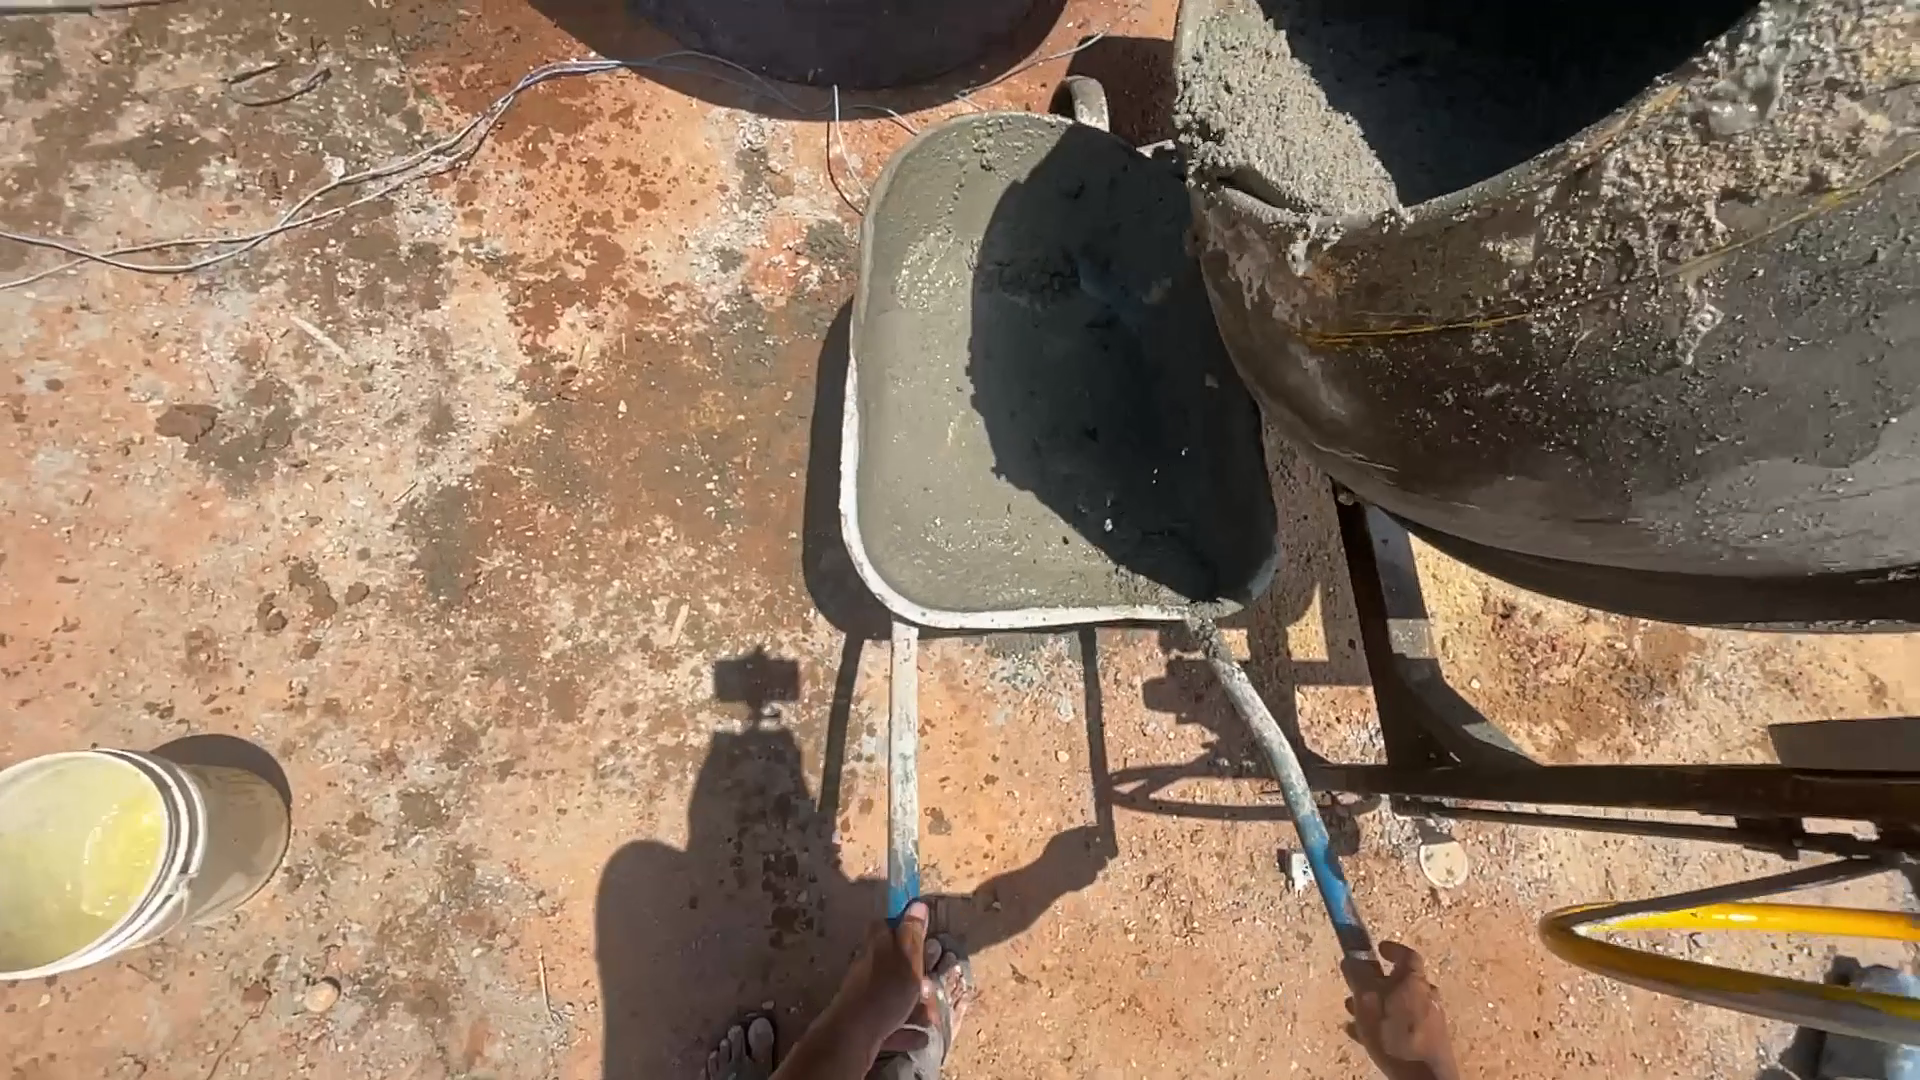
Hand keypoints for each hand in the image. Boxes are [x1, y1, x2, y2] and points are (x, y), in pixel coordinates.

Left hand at [823, 900, 930, 1048]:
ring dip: (915, 1004)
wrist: (853, 1036)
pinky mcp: (864, 1023)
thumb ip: (912, 933)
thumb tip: (917, 904)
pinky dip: (906, 1028)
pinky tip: (921, 1037)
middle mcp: (868, 966)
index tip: (921, 935)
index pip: (885, 925)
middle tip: (931, 983)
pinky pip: (890, 1022)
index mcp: (877, 944)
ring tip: (932, 1015)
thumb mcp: (907, 957)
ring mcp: (864, 996)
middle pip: (893, 962)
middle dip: (915, 974)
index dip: (902, 927)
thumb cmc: (885, 990)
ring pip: (893, 994)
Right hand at [1346, 942, 1458, 1079]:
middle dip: (1377, 983)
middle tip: (1358, 988)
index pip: (1408, 955)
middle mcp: (1427, 997)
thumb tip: (1351, 959)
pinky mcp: (1432, 1043)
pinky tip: (1367, 1036)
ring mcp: (1432, 1022)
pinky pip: (1406, 1026)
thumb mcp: (1366, 1000)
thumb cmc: (1394, 1035)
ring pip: (1401, 1005)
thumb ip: (1357, 976)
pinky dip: (1387, 1025)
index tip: (1378, 950)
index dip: (1392, 949)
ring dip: (1378, 1005)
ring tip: (1356, 1016)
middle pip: (1402, 982)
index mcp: (1414, 981)